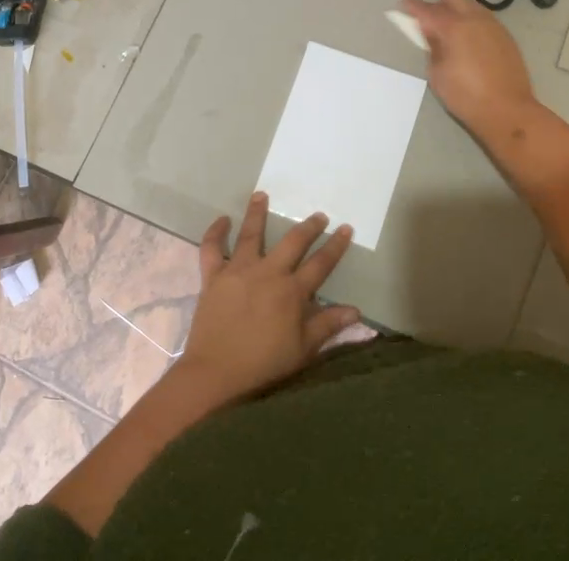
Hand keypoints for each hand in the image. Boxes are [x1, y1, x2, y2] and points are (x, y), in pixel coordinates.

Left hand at [175, 193, 360, 402]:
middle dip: (308, 227)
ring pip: (250, 235)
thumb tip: (356, 310)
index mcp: (292, 292)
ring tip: (262, 194)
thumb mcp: (303, 349)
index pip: (321, 263)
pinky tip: (222, 219)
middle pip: (292, 242)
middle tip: (318, 215)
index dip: (335, 246)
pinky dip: (215, 232)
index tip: (346, 228)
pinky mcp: (213, 277)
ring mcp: (238, 271)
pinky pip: (212, 249)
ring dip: (257, 213)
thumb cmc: (264, 365)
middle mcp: (268, 273)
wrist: (216, 373)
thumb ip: (327, 325)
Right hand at [396, 0, 538, 133]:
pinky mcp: (506, 36)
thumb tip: (430, 32)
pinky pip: (483, 19)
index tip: (403, 6)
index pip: (428, 10)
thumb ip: (432, 47)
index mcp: (455, 27)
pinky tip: (468, 43)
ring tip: (449, 34)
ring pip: (470, 7)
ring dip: (456, 13)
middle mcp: (475, 19)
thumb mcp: (437, 74)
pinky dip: (471, 23)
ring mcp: (494, 26)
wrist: (507, 110)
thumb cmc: (465, 96)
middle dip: (437, 6)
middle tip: (428, 24)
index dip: (412, 6)